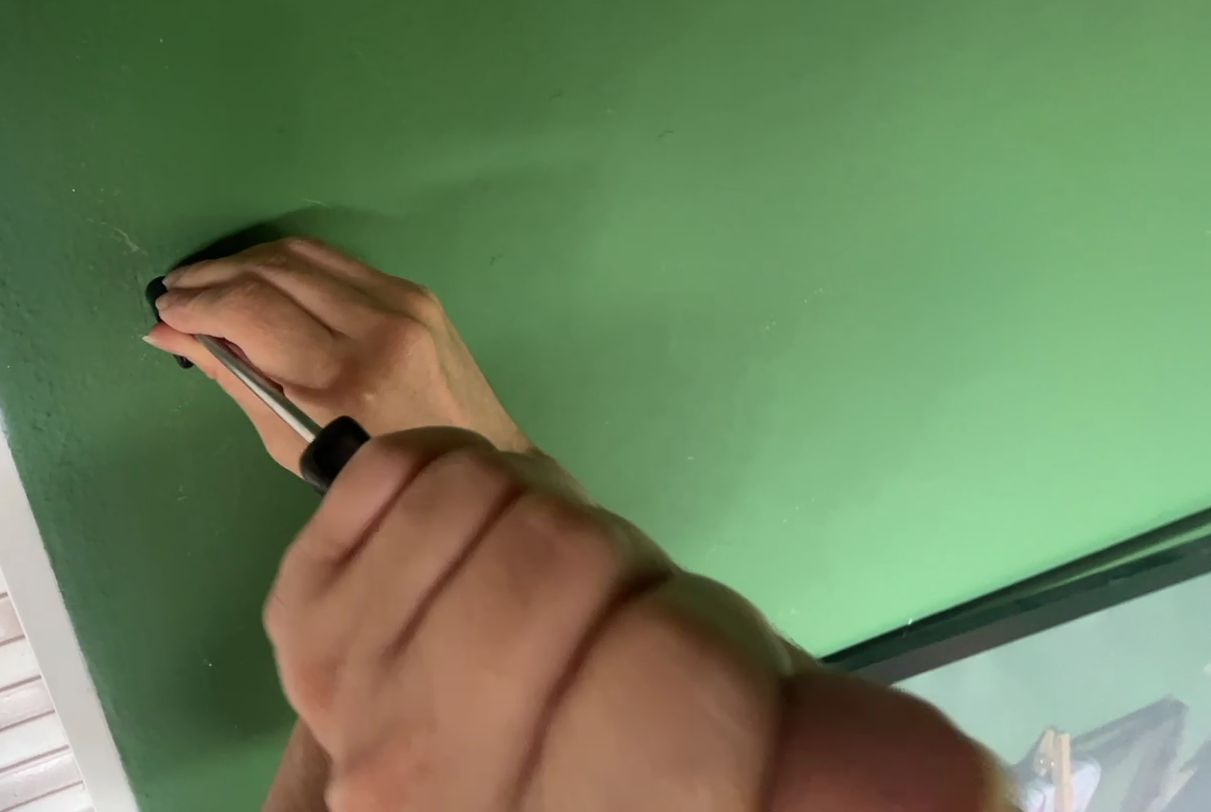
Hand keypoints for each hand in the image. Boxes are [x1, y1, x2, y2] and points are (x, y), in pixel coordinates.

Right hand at [145, 237, 534, 474]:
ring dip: (241, 261)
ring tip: (205, 280)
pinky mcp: (411, 288)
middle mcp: (375, 325)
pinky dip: (282, 261)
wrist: (474, 457)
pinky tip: (254, 274)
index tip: (165, 311)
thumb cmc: (369, 470)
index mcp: (342, 378)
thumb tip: (167, 333)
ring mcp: (400, 299)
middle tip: (175, 291)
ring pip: (298, 254)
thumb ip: (231, 377)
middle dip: (210, 278)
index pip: (251, 313)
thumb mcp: (287, 440)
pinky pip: (330, 259)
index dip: (197, 305)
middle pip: (271, 273)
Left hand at [264, 428, 1007, 811]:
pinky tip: (461, 537)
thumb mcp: (713, 795)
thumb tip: (947, 769)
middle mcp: (422, 762)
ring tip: (534, 571)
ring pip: (477, 490)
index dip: (724, 646)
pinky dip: (449, 471)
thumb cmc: (586, 790)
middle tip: (607, 614)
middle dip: (621, 567)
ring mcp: (343, 674)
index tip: (705, 664)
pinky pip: (395, 468)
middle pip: (562, 552)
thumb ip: (822, 785)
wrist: (432, 799)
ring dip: (534, 507)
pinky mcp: (300, 605)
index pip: (676, 673)